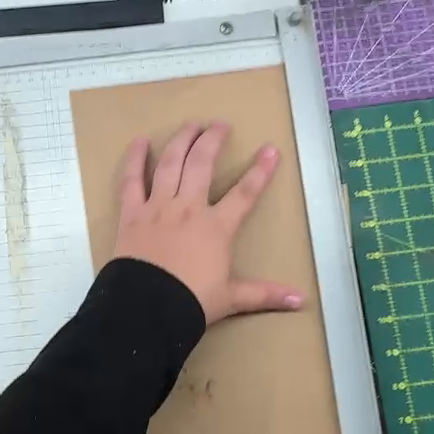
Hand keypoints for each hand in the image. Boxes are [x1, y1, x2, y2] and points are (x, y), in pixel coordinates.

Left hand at [110, 121, 303, 325]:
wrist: (147, 308)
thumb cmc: (191, 302)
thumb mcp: (232, 298)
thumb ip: (266, 294)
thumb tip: (301, 300)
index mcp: (217, 227)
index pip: (245, 193)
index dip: (260, 171)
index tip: (271, 150)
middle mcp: (189, 208)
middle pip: (202, 164)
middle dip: (213, 140)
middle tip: (220, 125)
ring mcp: (158, 207)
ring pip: (171, 164)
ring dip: (181, 141)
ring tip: (190, 125)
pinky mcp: (132, 214)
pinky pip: (132, 180)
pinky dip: (135, 159)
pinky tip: (139, 141)